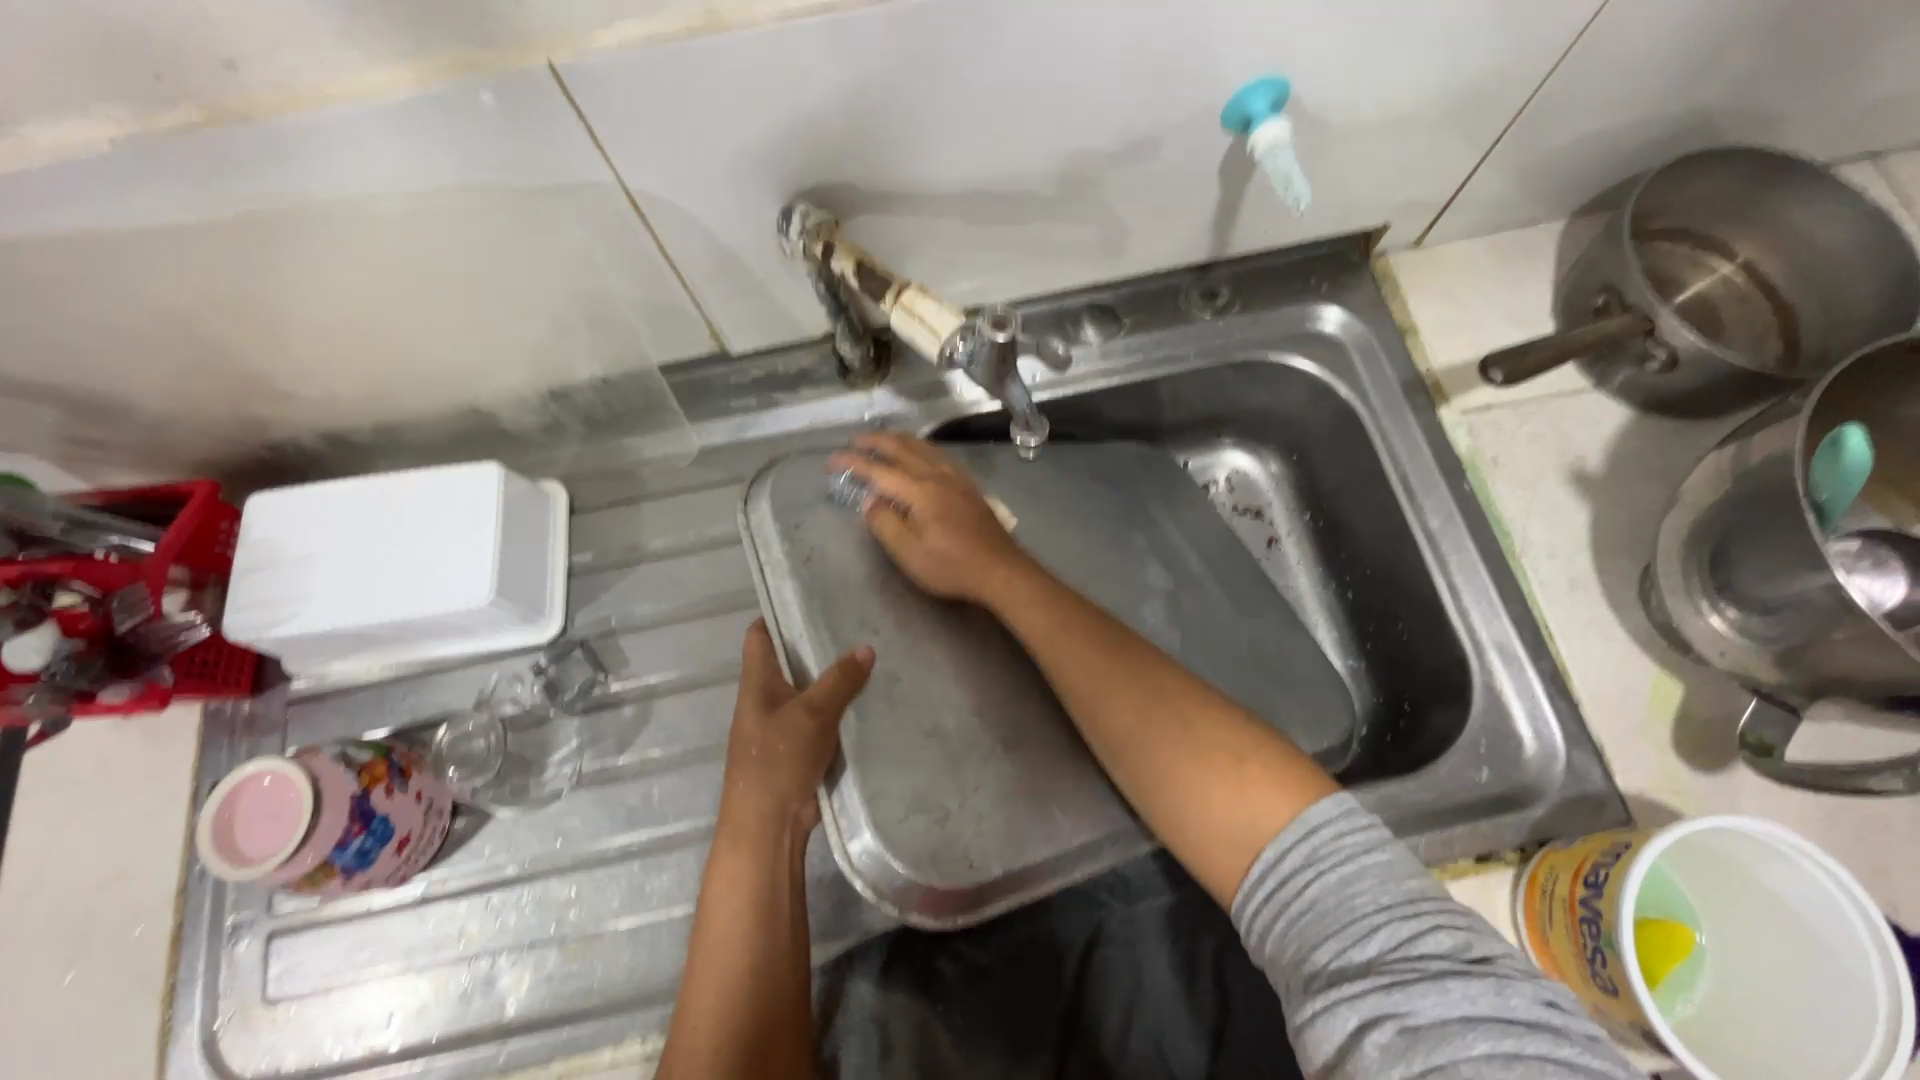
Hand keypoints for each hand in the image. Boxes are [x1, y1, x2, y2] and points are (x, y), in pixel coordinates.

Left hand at [721, 619, 873, 832]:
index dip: (778, 614)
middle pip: (790, 661)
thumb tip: (866, 647)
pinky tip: (872, 698)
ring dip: (834, 679)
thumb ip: (839, 680)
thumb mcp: (812, 714)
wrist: (769, 823)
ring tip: (873, 654)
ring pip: (810, 691)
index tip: (811, 597)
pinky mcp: (801, 749)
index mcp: (758, 682)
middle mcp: (767, 698)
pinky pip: (823, 719)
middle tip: (857, 623)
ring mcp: (784, 725)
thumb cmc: (778, 759)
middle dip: (818, 645)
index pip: (759, 635)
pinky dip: (842, 709)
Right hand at [829, 433, 1036, 605]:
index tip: (831, 461)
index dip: (852, 463)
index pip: (878, 470)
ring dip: (899, 440)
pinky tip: (922, 454)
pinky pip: (939, 455)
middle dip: (875, 441)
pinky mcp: (969, 487)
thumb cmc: (951, 566)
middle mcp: (938, 476)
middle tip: (854, 440)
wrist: (1001, 570)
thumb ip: (884, 523)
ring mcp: (957, 479)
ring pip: (924, 447)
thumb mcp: (909, 553)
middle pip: (903, 448)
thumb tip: (869, 500)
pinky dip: (921, 447)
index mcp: (920, 490)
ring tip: (883, 439)